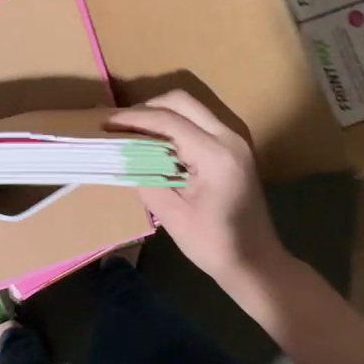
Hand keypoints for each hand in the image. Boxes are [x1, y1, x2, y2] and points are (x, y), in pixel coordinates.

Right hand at [111, 91, 290, 289]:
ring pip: (192, 108)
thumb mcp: (172, 215)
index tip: (106, 123)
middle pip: (182, 101)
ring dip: (161, 113)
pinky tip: (156, 142)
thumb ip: (145, 178)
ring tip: (133, 132)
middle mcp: (229, 138)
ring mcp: (235, 140)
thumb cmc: (214, 244)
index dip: (133, 118)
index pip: (168, 120)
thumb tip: (121, 155)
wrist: (256, 262)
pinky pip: (200, 122)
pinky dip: (175, 124)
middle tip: (120, 126)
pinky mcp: (233, 148)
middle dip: (147, 107)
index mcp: (215, 154)